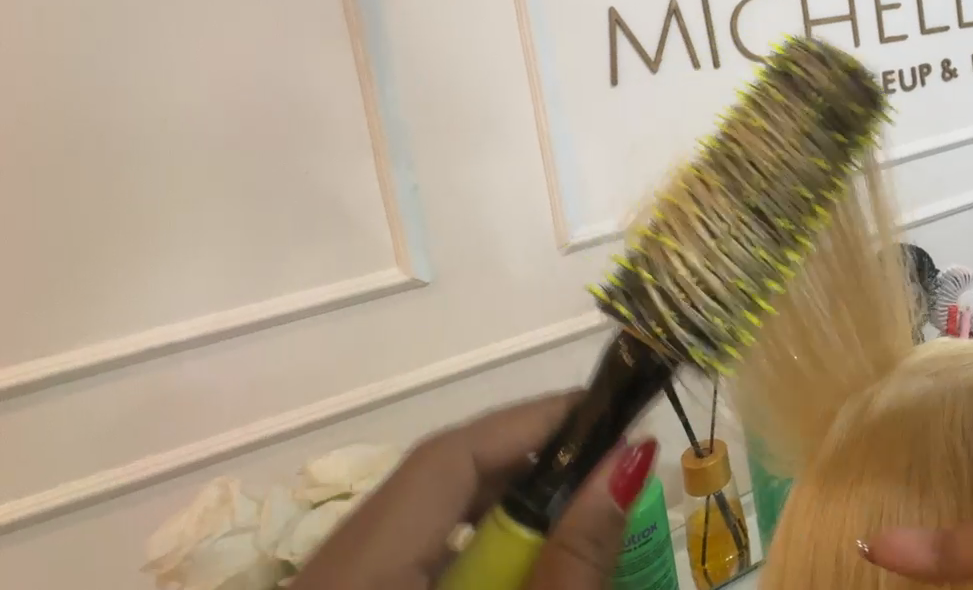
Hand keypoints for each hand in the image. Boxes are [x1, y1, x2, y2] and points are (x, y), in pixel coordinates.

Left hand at [290, 392, 659, 589]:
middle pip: (439, 477)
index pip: (451, 455)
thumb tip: (634, 455)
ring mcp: (330, 586)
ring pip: (426, 513)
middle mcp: (326, 571)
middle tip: (610, 458)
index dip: (536, 421)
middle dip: (533, 458)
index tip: (613, 412)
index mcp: (357, 575)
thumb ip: (572, 561)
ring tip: (576, 506)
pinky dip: (475, 537)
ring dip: (509, 498)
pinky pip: (410, 549)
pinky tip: (517, 557)